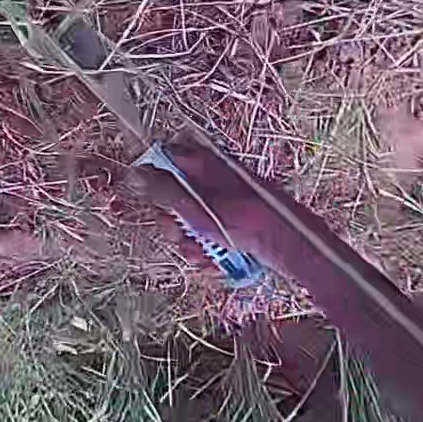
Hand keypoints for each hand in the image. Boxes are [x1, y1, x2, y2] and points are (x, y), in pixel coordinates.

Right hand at [130, 135, 316, 272]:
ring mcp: (220, 203)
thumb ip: (161, 190)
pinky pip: (204, 236)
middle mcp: (209, 179)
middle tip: (180, 233)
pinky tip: (213, 259)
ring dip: (188, 241)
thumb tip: (135, 173)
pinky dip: (205, 250)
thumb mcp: (194, 205)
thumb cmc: (246, 219)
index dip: (151, 181)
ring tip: (202, 251)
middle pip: (171, 197)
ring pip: (186, 222)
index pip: (163, 161)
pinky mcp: (228, 224)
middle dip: (172, 222)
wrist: (287, 243)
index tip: (151, 200)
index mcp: (202, 163)